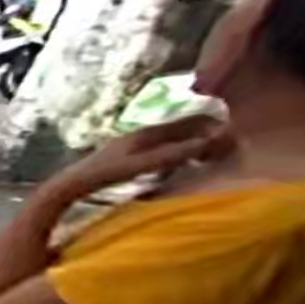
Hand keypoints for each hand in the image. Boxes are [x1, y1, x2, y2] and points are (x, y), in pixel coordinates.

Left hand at [43, 114, 233, 200]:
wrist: (70, 183)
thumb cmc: (106, 173)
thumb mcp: (145, 164)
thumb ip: (177, 152)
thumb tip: (213, 140)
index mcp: (148, 132)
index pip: (194, 120)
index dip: (216, 127)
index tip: (234, 138)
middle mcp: (141, 133)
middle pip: (183, 127)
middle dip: (207, 134)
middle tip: (225, 149)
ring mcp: (131, 142)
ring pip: (171, 137)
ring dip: (190, 144)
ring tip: (206, 157)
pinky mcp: (124, 154)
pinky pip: (157, 147)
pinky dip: (174, 152)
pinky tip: (176, 165)